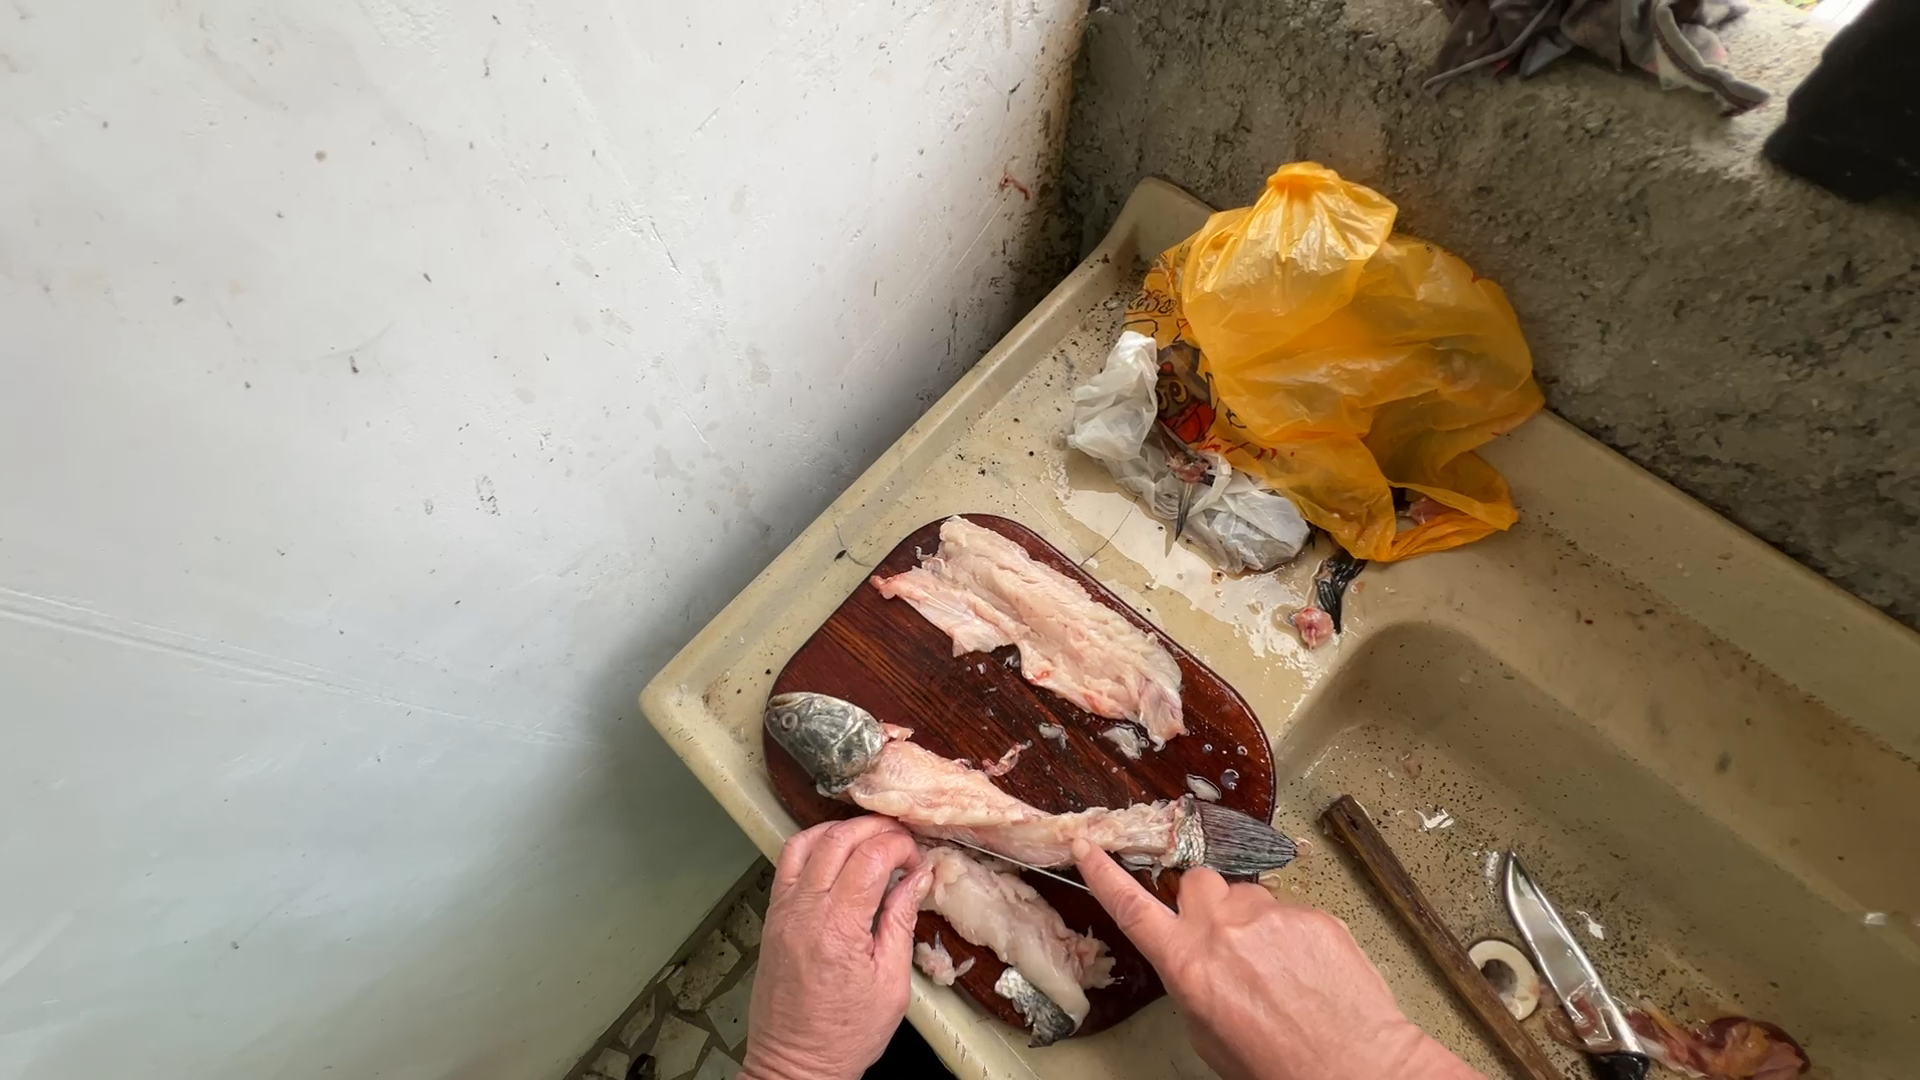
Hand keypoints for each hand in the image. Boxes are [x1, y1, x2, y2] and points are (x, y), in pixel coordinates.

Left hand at [740, 816, 932, 1079]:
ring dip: (845, 830)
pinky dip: (814, 842)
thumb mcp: (891, 984)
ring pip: (810, 839)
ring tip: (871, 841)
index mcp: (839, 929)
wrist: (794, 1068)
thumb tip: (917, 878)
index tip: (915, 861)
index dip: (900, 846)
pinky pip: (788, 859)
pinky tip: (836, 852)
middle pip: (841, 838)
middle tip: (900, 842)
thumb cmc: (844, 1036)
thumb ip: (902, 921)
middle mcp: (806, 911)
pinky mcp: (773, 914)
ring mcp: (784, 910)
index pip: (871, 855)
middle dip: (877, 829)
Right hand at [1072, 840, 1481, 1079]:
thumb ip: (1190, 982)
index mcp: (1186, 964)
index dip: (1103, 875)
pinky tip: (1311, 971)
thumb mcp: (1209, 1036)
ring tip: (1281, 967)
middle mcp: (1219, 929)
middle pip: (1197, 883)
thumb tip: (1195, 955)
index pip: (1131, 908)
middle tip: (1229, 939)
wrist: (1360, 1073)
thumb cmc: (1278, 1067)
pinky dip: (1295, 935)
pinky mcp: (1309, 912)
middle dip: (1207, 902)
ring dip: (1254, 921)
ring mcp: (1266, 915)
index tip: (1085, 847)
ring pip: (1247, 896)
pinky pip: (1289, 910)